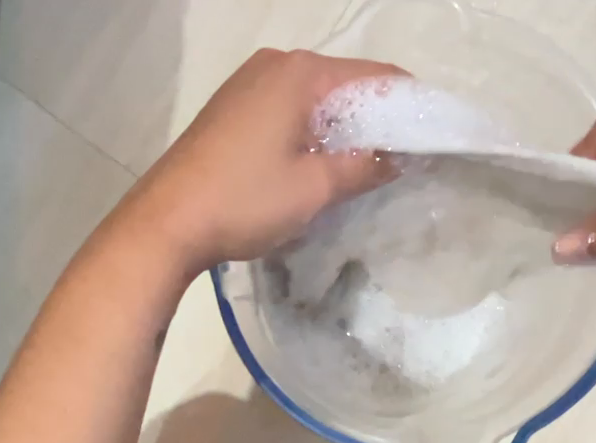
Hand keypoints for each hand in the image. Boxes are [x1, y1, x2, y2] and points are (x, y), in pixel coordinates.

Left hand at [113, 49, 405, 276]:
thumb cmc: (244, 201)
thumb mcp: (313, 189)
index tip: (429, 137)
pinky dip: (307, 134)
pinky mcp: (228, 112)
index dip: (407, 105)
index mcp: (301, 73)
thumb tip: (394, 157)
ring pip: (311, 101)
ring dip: (338, 130)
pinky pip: (284, 113)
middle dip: (372, 119)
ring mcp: (246, 86)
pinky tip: (314, 166)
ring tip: (359, 170)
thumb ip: (361, 167)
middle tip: (396, 160)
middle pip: (342, 85)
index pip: (374, 76)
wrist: (166, 223)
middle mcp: (274, 66)